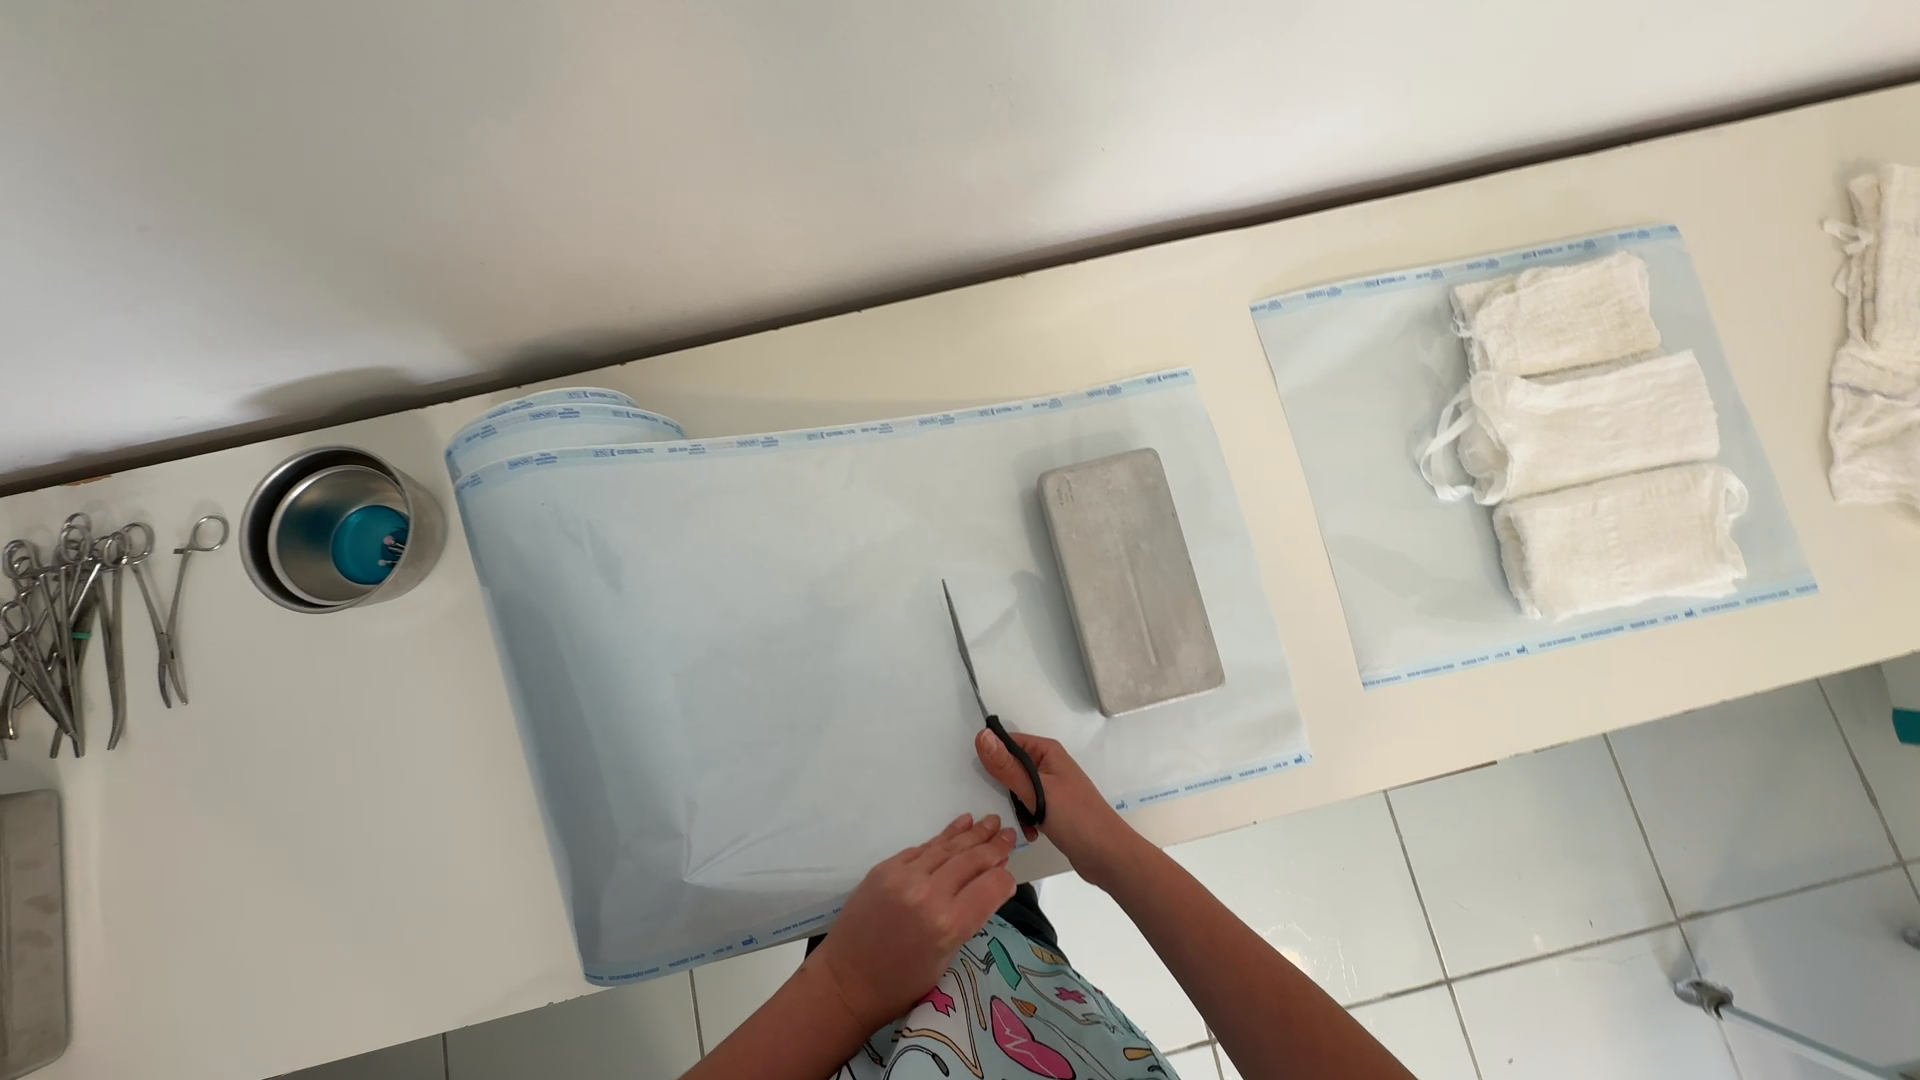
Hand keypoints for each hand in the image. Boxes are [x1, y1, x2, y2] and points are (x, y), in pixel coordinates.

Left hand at [810, 813, 1016, 1029]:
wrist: (847, 980)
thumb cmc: (901, 983)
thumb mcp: (946, 959)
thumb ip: (967, 919)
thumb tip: (987, 886)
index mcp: (948, 924)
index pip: (992, 887)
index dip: (1005, 878)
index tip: (1011, 870)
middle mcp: (928, 893)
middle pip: (971, 860)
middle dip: (994, 846)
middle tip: (1010, 834)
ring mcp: (904, 876)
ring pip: (947, 848)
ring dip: (971, 833)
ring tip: (991, 821)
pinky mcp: (885, 867)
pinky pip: (922, 849)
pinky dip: (943, 838)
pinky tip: (959, 826)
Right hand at [974, 729, 1142, 888]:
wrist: (1108, 856)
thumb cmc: (1075, 818)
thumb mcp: (1036, 791)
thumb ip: (1006, 766)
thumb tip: (981, 736)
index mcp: (1047, 751)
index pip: (1007, 743)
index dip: (991, 757)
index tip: (978, 778)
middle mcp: (1049, 764)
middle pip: (1010, 768)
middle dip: (1004, 789)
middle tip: (1005, 806)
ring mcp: (1052, 787)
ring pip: (1017, 790)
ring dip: (1015, 808)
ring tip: (1022, 824)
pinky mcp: (1053, 808)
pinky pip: (1028, 807)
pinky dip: (1026, 820)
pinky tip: (1031, 834)